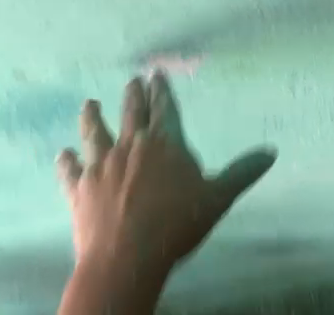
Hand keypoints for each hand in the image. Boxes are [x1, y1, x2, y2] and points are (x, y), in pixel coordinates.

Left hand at [58, 71, 276, 282]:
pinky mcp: (80, 191)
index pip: (164, 109)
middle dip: (132, 96)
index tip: (156, 73)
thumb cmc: (176, 224)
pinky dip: (66, 163)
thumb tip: (272, 151)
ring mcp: (102, 167)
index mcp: (165, 143)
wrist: (126, 258)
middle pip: (131, 114)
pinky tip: (61, 155)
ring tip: (89, 103)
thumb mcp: (218, 197)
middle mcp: (131, 146)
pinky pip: (71, 173)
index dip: (162, 90)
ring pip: (95, 135)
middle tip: (131, 80)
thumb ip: (242, 172)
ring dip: (92, 118)